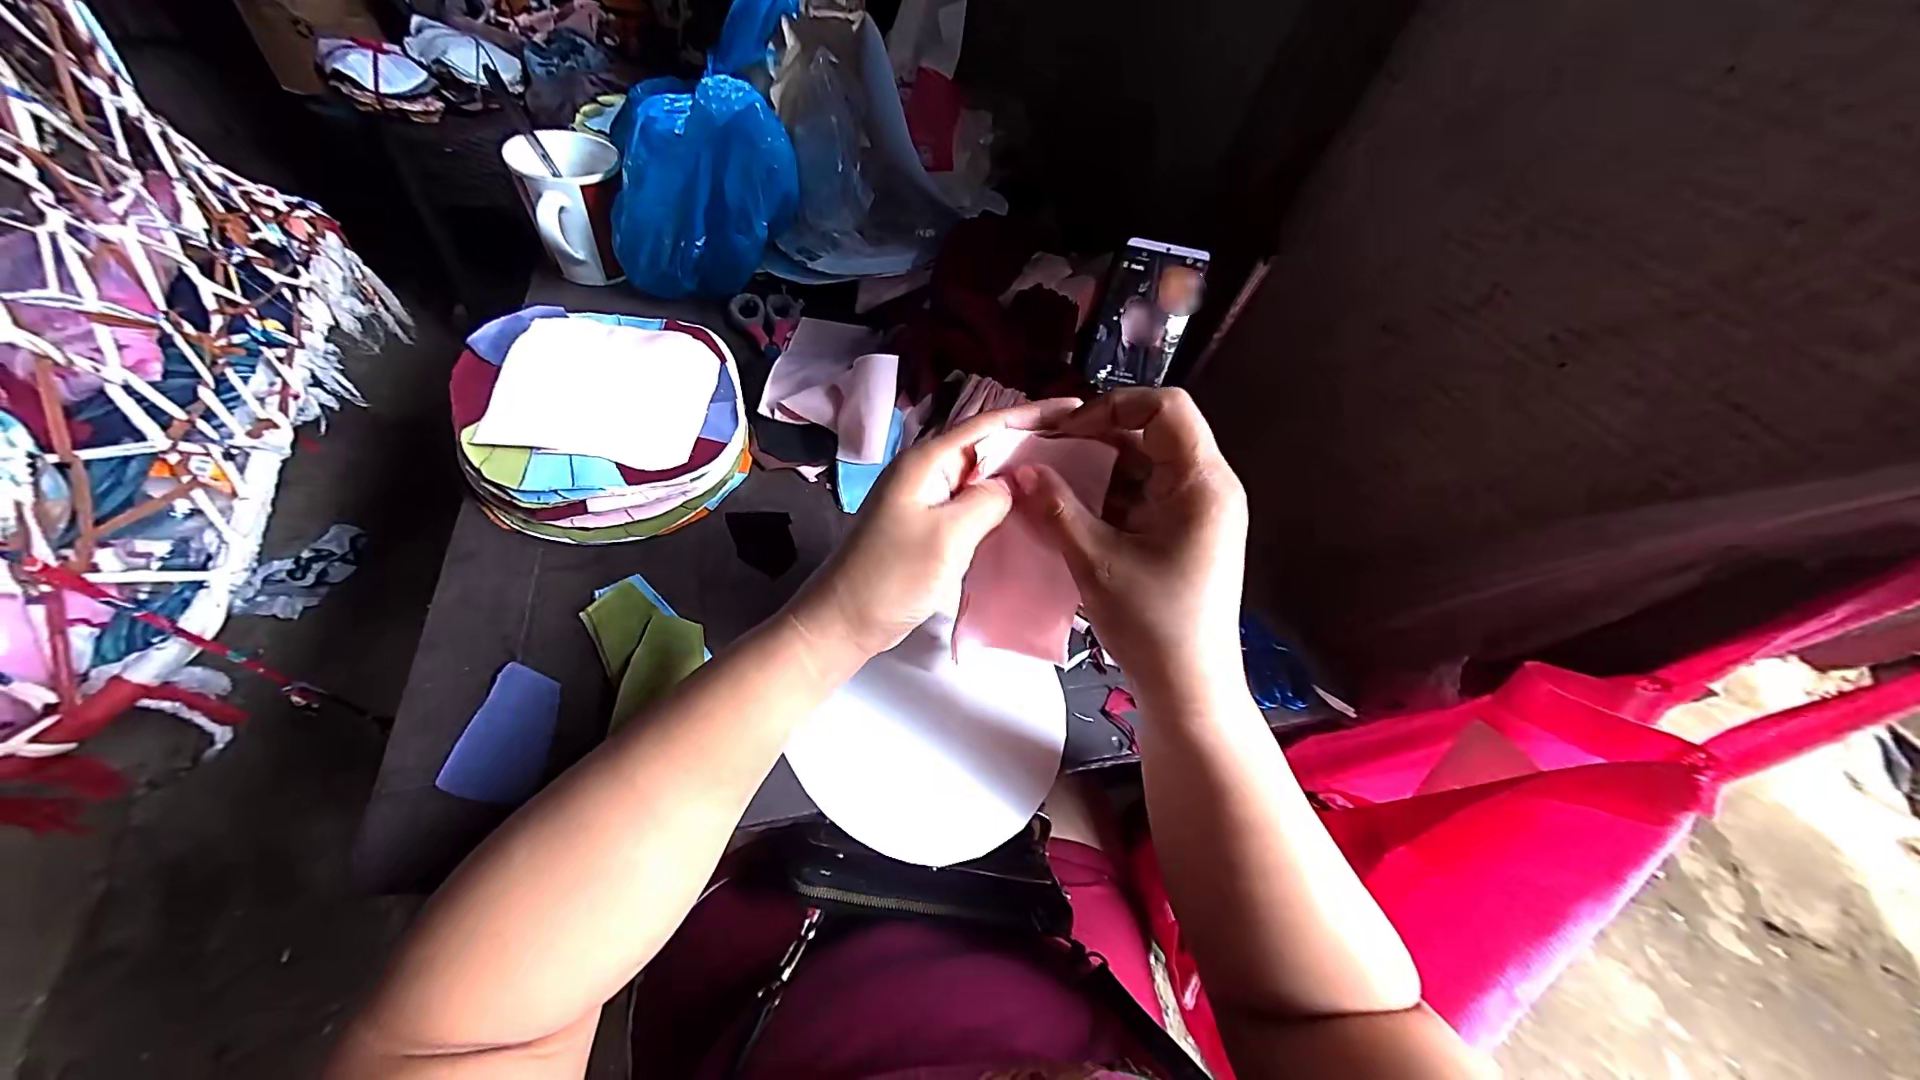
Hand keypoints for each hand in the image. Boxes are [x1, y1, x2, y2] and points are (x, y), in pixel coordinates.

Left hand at [787, 398, 1084, 661]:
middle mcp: (926, 471)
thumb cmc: (891, 576)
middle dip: (1030, 441)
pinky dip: (1000, 502)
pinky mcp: (929, 524)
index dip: (1032, 414)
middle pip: (986, 445)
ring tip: (1064, 472)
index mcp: (926, 461)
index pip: (987, 424)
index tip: (1075, 410)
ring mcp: (926, 498)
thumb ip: (988, 501)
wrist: (844, 620)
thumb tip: (1014, 483)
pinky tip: (1027, 510)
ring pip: (981, 476)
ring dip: (1018, 473)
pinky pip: (972, 503)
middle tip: (1079, 444)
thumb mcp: (948, 536)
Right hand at [1011, 388, 1247, 703]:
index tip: (1069, 431)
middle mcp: (1208, 488)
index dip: (1114, 406)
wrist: (1188, 685)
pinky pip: (1144, 494)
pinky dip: (1109, 495)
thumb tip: (1022, 470)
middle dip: (1098, 438)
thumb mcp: (1096, 561)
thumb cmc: (1153, 624)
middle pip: (1154, 433)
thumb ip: (1057, 509)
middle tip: (1051, 454)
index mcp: (1202, 484)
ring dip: (1099, 469)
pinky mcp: (1184, 532)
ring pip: (1145, 465)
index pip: (1168, 407)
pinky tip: (1074, 509)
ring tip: (1055, 482)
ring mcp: (1198, 511)